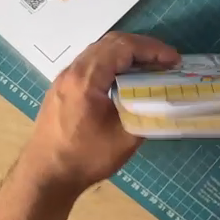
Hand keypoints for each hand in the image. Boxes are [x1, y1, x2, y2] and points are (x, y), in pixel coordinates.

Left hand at [13, 32, 178, 199]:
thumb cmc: (85, 157)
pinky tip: (127, 82)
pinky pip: (91, 65)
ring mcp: (65, 79)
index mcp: (86, 78)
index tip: (174, 61)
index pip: (123, 47)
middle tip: (166, 62)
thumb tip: (164, 98)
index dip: (152, 49)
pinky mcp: (63, 89)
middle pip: (111, 43)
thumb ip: (147, 112)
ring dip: (127, 56)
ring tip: (151, 70)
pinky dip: (114, 65)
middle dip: (142, 48)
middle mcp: (72, 71)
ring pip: (100, 53)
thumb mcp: (125, 137)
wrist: (46, 176)